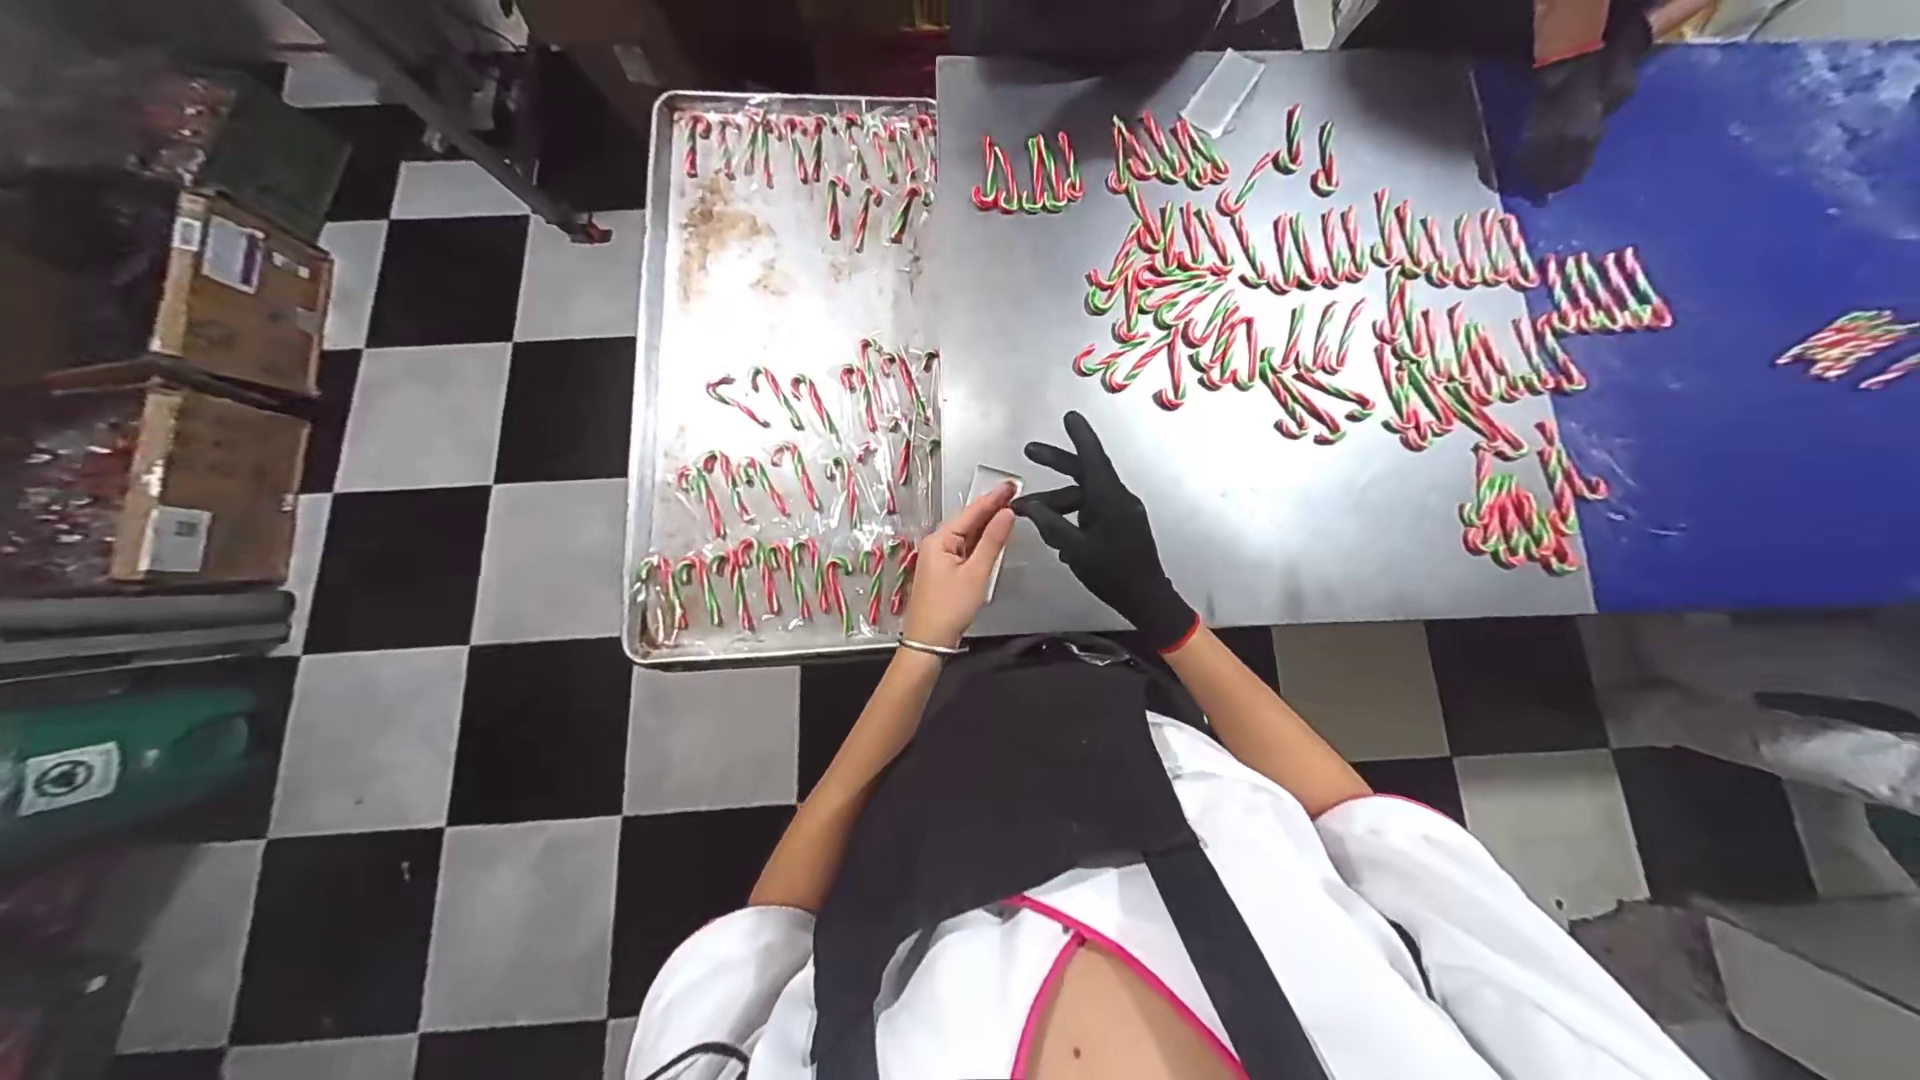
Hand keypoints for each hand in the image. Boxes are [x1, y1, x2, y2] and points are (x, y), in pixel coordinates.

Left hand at [900, 482, 1017, 648]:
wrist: (929, 640)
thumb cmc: (948, 609)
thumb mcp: (976, 573)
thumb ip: (992, 541)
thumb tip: (1006, 514)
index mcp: (940, 540)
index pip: (971, 512)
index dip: (994, 498)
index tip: (1010, 485)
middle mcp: (937, 544)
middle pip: (969, 521)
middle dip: (992, 508)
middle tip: (1014, 494)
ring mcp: (940, 557)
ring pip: (968, 535)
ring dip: (988, 524)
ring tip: (1009, 510)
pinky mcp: (945, 570)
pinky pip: (966, 548)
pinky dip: (981, 542)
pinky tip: (994, 537)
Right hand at [1011, 411, 1196, 651]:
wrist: (1148, 599)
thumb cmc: (1113, 573)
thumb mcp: (1075, 549)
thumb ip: (1050, 524)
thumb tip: (1027, 507)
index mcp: (1110, 499)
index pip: (1092, 457)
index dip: (1079, 435)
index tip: (1069, 417)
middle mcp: (1117, 500)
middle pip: (1083, 473)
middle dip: (1056, 463)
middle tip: (1030, 452)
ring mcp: (1121, 514)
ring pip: (1083, 498)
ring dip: (1057, 505)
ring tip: (1030, 516)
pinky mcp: (1121, 527)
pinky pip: (1092, 514)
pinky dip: (1072, 520)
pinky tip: (1058, 540)